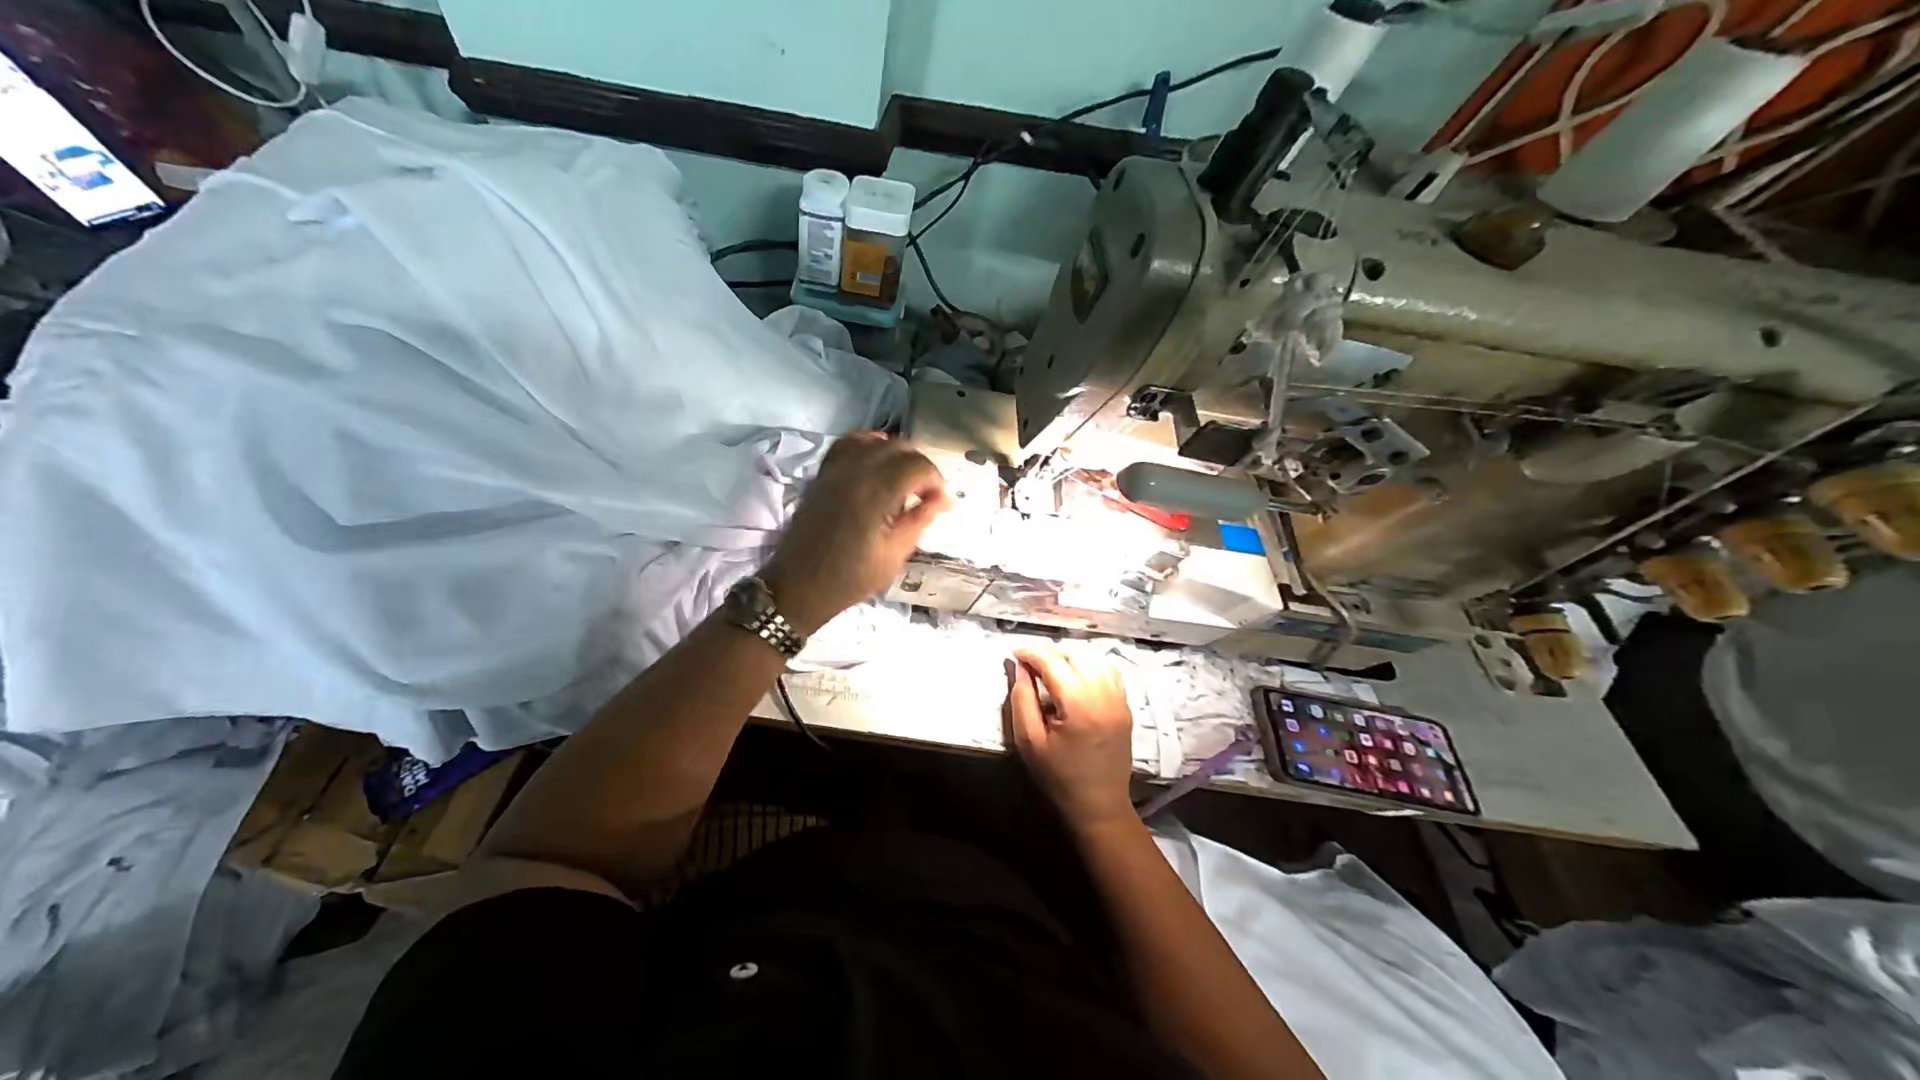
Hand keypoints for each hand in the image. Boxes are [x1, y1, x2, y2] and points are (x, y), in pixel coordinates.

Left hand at [762, 431, 950, 633]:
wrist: (800, 585)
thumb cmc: (851, 577)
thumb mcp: (895, 554)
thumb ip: (920, 519)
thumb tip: (943, 499)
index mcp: (876, 493)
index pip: (918, 466)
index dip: (936, 481)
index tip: (940, 503)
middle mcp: (856, 471)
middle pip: (899, 447)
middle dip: (919, 466)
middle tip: (926, 494)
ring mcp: (836, 469)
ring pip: (875, 441)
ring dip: (895, 455)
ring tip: (903, 480)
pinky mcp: (822, 474)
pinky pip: (847, 444)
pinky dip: (866, 446)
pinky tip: (875, 464)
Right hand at [1006, 645, 1136, 829]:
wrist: (1098, 804)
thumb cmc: (1058, 776)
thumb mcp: (1029, 740)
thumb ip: (1022, 698)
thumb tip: (1021, 667)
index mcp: (1078, 705)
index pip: (1053, 661)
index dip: (1031, 652)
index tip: (1015, 653)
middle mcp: (1103, 695)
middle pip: (1075, 654)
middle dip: (1050, 651)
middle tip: (1030, 662)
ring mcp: (1119, 699)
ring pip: (1094, 658)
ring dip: (1070, 655)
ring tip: (1050, 667)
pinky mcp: (1125, 705)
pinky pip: (1108, 671)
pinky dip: (1089, 664)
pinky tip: (1074, 675)